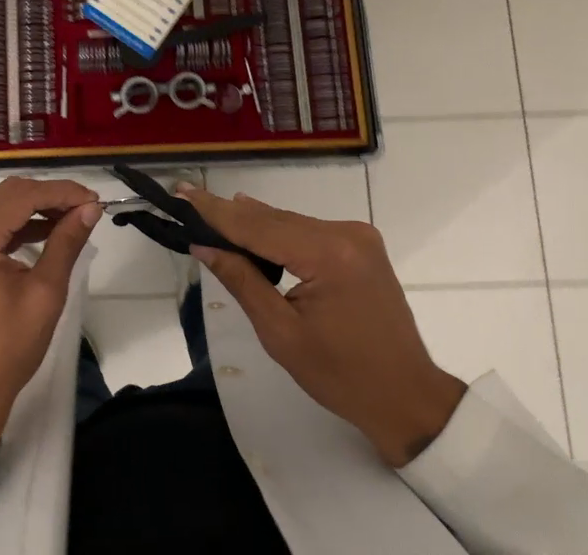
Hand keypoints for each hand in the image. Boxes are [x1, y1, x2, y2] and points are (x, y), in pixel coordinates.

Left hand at [0, 177, 100, 446]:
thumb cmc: (7, 347)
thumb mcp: (45, 293)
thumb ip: (66, 243)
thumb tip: (90, 209)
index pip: (21, 196)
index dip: (61, 192)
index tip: (95, 200)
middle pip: (7, 195)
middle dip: (50, 196)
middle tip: (87, 208)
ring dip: (36, 207)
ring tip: (74, 218)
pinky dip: (19, 224)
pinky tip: (49, 231)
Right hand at [183, 186, 466, 467]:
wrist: (406, 396)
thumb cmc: (340, 375)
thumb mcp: (280, 333)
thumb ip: (242, 281)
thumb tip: (204, 246)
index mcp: (328, 254)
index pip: (258, 226)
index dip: (215, 210)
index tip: (181, 191)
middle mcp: (346, 233)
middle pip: (274, 218)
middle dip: (229, 214)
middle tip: (186, 201)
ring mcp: (358, 237)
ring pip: (290, 223)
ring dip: (253, 224)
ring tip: (209, 215)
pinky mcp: (361, 246)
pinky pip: (308, 232)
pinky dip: (278, 234)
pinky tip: (252, 232)